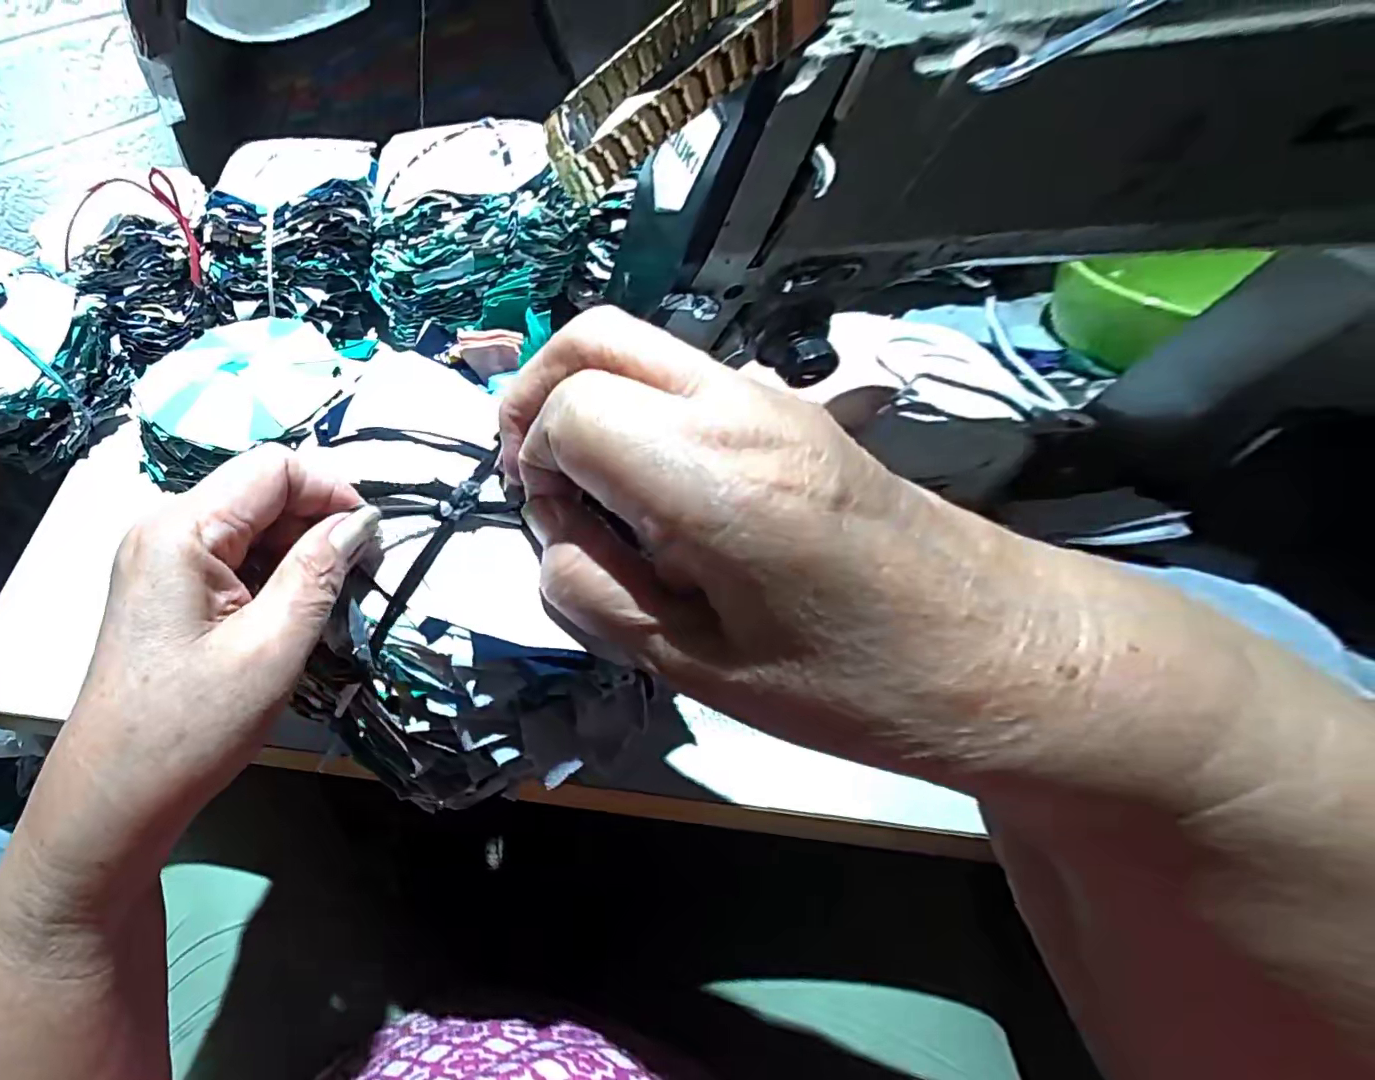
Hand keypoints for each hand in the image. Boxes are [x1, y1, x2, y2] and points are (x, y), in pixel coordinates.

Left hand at [0, 445, 378, 928]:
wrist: (116, 797)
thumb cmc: (191, 728)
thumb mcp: (272, 647)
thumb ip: (319, 572)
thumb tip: (361, 521)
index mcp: (181, 530)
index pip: (272, 468)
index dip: (330, 489)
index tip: (371, 534)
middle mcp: (164, 529)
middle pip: (260, 493)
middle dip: (317, 523)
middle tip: (358, 573)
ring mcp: (162, 559)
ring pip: (251, 527)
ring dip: (298, 552)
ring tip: (329, 599)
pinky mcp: (169, 588)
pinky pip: (233, 558)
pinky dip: (273, 574)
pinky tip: (292, 611)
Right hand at [498, 307, 1086, 775]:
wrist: (1006, 654)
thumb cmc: (850, 681)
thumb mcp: (692, 666)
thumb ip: (591, 592)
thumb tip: (555, 534)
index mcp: (715, 477)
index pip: (571, 412)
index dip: (537, 466)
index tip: (556, 525)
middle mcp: (738, 408)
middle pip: (592, 338)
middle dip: (533, 397)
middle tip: (530, 472)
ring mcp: (766, 397)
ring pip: (631, 345)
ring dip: (577, 401)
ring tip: (579, 484)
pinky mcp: (783, 408)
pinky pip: (670, 377)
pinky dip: (622, 412)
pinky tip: (640, 487)